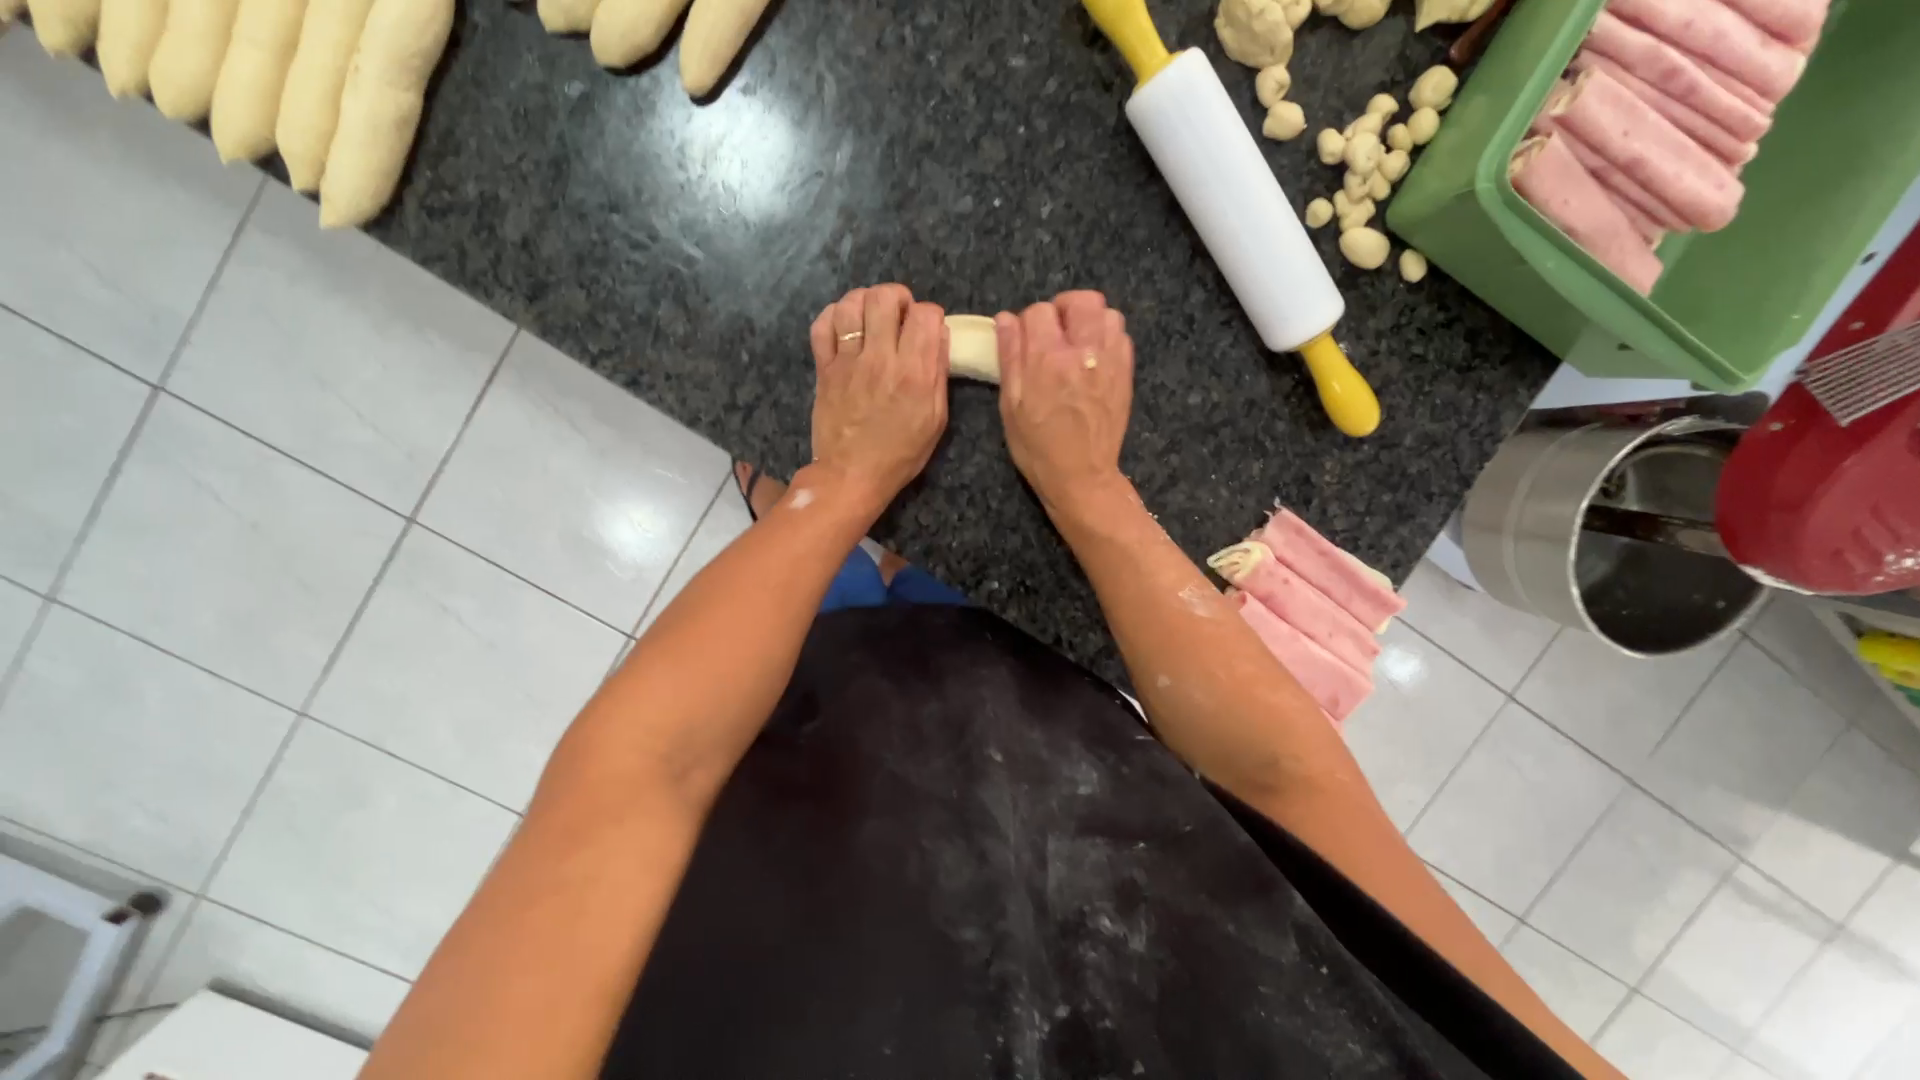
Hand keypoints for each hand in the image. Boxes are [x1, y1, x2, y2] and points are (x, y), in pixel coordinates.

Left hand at [807, 284, 949, 514]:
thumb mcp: (936, 419)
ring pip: (850, 304)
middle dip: (897, 297)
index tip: (927, 329)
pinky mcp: (824, 369)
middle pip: (884, 298)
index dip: (930, 314)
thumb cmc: (901, 453)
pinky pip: (822, 326)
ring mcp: (847, 362)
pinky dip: (833, 316)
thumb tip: (938, 335)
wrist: (851, 475)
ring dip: (864, 302)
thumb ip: (939, 374)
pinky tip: (845, 326)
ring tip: (872, 317)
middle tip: (900, 315)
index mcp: (914, 373)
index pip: (925, 314)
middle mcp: (880, 359)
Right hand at [995, 291, 1135, 516]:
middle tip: (1053, 330)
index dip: (1027, 322)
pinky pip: (1121, 336)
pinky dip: (1106, 337)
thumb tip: (1005, 319)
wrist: (1081, 477)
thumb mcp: (1011, 405)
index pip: (1038, 311)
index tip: (1024, 339)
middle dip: (1063, 308)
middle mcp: (1083, 353)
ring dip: (1089, 320)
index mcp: (1047, 360)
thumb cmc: (1037, 447)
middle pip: (1082, 300)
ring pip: (1107, 313)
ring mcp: (1109, 361)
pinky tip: (1092, 356)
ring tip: (1075, 341)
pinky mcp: (1125, 373)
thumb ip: (1009, 356)